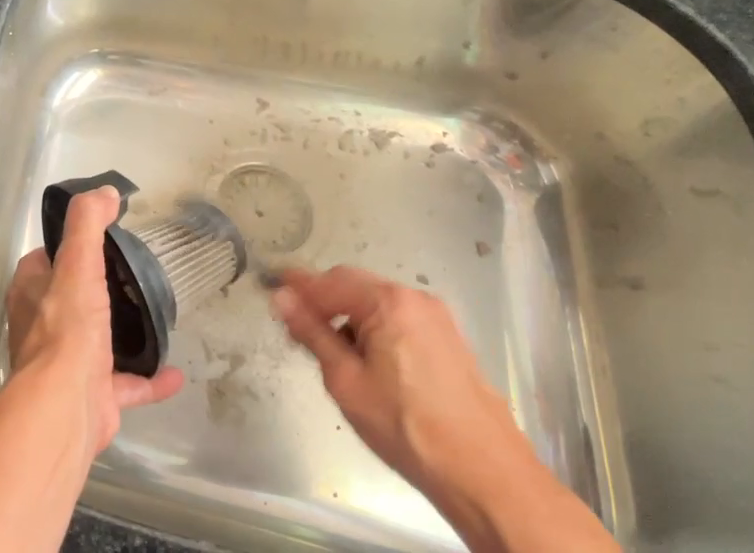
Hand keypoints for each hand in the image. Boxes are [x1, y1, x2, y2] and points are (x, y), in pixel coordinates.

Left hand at [5, 187, 185, 453]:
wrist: (65, 407)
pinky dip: (148, 379)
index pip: (47, 259)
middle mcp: (41, 326)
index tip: (102, 239)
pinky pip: (124, 383)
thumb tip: (103, 191)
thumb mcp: (77, 264)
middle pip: (70, 298)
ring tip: (152, 317)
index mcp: (31, 292)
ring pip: (94, 341)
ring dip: (120, 333)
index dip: (69, 247)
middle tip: (133, 276)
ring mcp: (66, 364)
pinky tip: (174, 374)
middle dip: (96, 289)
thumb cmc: (66, 329)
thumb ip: (88, 225)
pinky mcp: (91, 394)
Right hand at [272, 266, 527, 492]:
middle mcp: (416, 299)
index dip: (296, 285)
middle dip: (322, 301)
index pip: (328, 281)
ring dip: (348, 316)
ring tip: (330, 349)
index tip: (269, 288)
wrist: (484, 472)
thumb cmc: (404, 425)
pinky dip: (375, 328)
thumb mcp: (345, 380)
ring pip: (377, 304)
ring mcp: (438, 319)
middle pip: (354, 286)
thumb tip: (281, 298)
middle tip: (295, 325)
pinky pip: (400, 320)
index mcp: (388, 302)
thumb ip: (312, 333)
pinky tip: (367, 359)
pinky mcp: (450, 341)